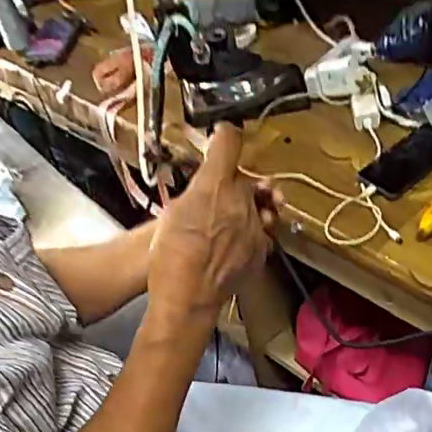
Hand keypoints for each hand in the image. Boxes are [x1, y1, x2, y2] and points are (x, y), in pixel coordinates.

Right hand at [145, 124, 278, 326]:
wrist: (188, 296)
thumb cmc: (171, 256)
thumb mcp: (173, 211)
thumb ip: (196, 190)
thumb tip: (205, 184)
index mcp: (215, 184)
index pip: (229, 141)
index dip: (225, 136)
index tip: (222, 137)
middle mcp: (240, 201)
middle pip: (245, 179)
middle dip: (234, 183)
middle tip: (218, 194)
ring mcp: (255, 226)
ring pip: (257, 206)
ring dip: (247, 208)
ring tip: (230, 221)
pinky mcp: (261, 250)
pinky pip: (260, 233)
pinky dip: (251, 233)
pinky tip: (235, 243)